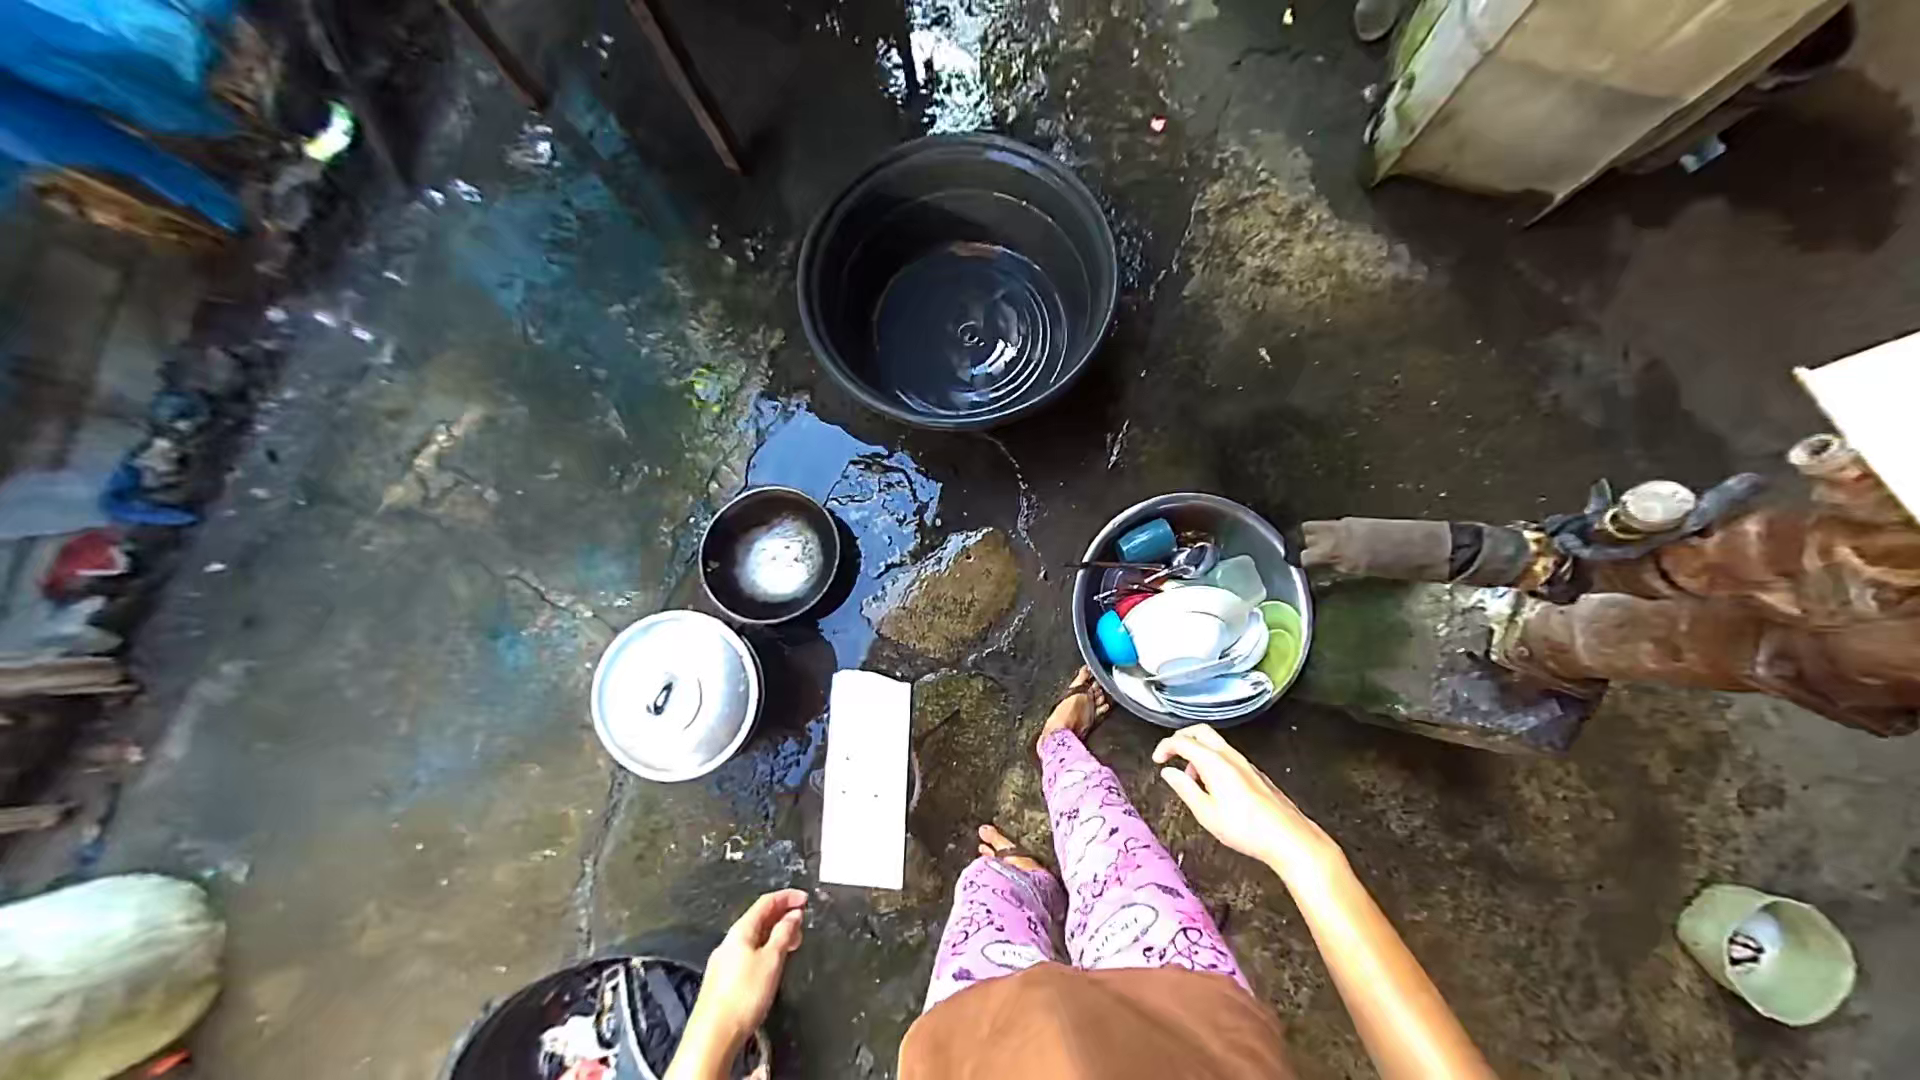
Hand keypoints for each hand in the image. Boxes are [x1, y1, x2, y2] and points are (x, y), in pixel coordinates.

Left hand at [693, 889, 807, 1041]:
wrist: (712, 1038)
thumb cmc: (742, 997)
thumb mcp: (772, 959)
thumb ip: (784, 933)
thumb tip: (793, 915)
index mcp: (740, 931)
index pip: (766, 902)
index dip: (787, 897)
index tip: (804, 898)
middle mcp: (729, 942)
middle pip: (759, 919)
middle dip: (782, 916)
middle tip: (802, 922)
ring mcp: (724, 961)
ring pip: (754, 938)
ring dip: (775, 934)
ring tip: (793, 943)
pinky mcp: (723, 980)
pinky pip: (748, 954)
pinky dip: (766, 950)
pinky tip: (773, 964)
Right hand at [1153, 725, 1344, 885]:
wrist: (1290, 839)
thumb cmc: (1249, 829)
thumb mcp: (1206, 813)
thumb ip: (1184, 788)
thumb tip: (1169, 774)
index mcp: (1214, 762)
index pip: (1182, 741)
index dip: (1165, 747)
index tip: (1158, 759)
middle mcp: (1230, 757)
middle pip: (1200, 731)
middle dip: (1181, 738)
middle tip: (1170, 754)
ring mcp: (1245, 763)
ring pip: (1214, 743)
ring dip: (1197, 752)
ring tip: (1191, 778)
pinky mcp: (1254, 773)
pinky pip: (1227, 755)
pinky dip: (1212, 760)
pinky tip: (1213, 786)